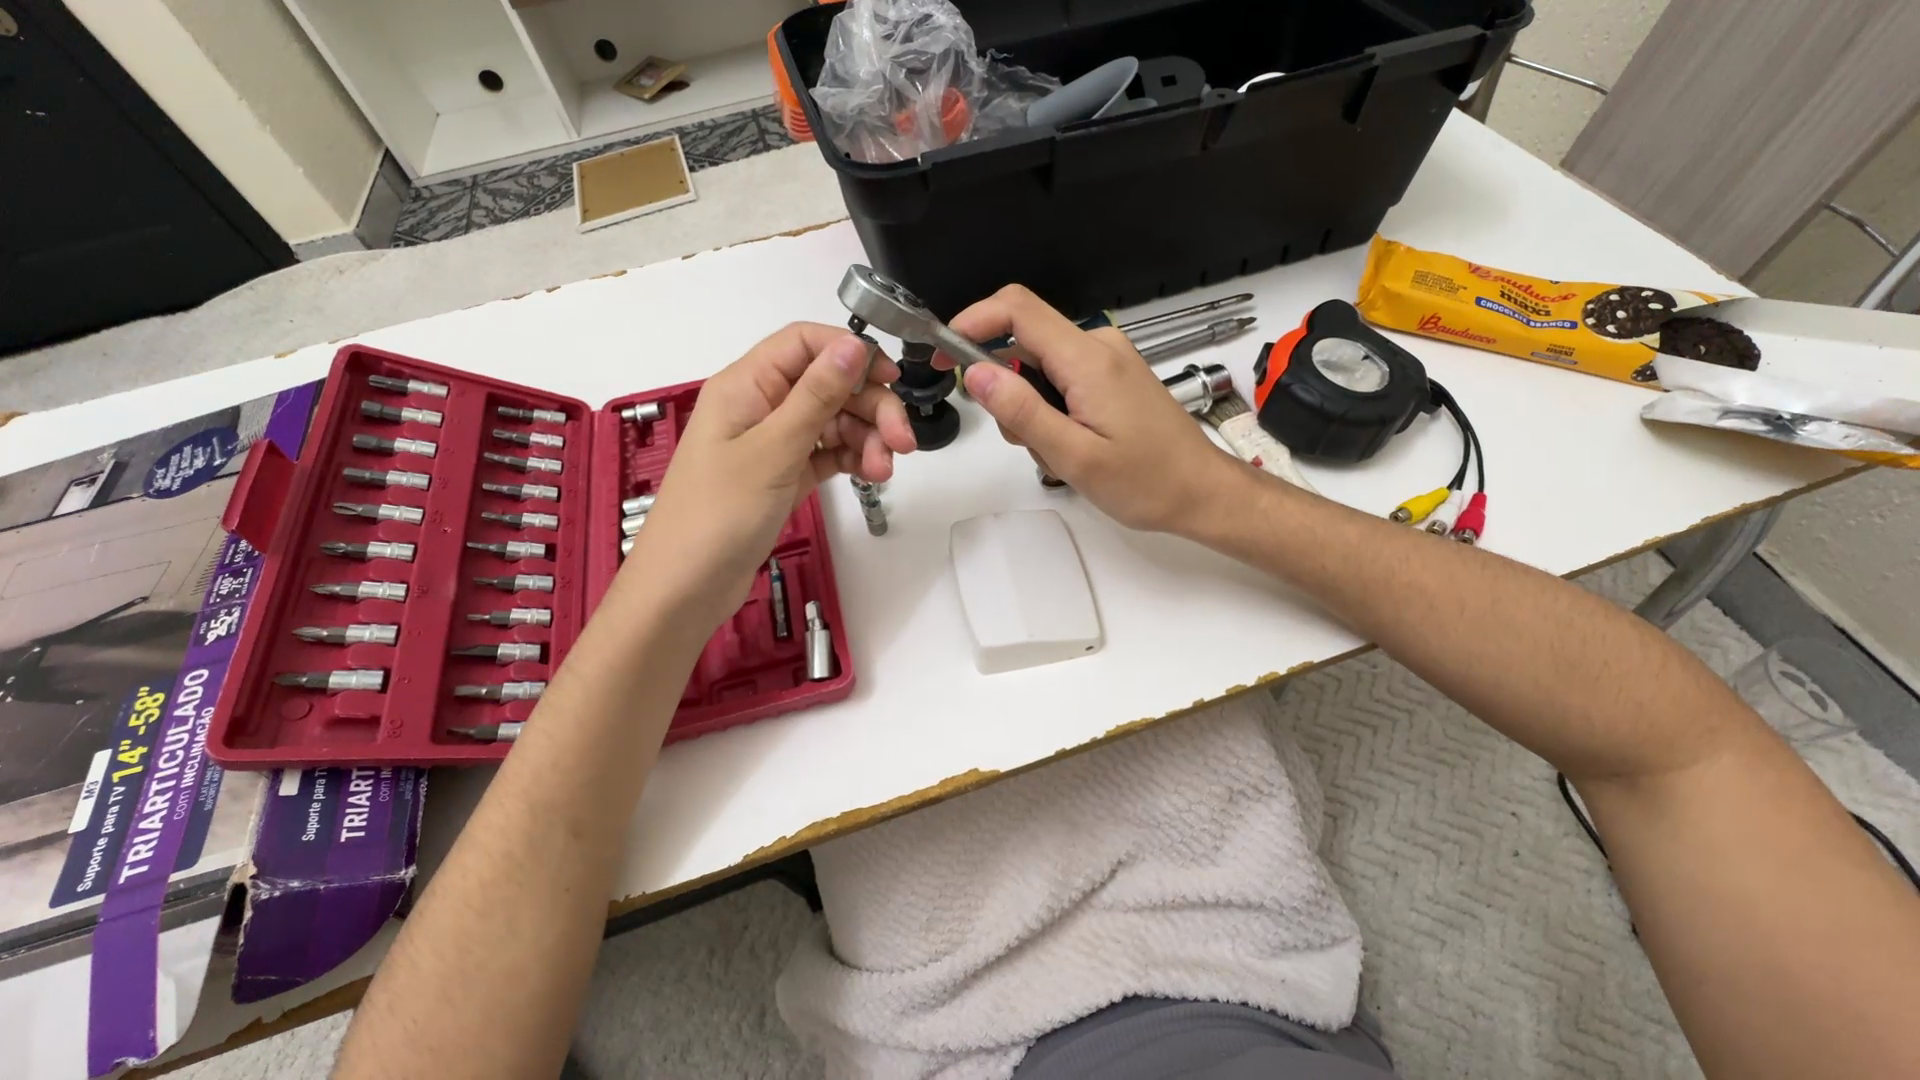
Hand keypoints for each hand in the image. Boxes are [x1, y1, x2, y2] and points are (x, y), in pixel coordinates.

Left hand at [630, 324, 914, 625]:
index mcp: (746, 385)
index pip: (805, 343)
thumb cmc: (719, 514)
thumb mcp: (773, 450)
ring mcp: (773, 443)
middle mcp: (760, 406)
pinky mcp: (783, 475)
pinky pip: (827, 452)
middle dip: (870, 406)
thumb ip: (816, 396)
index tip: (891, 378)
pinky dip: (851, 459)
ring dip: (866, 438)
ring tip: (884, 471)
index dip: (850, 353)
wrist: (685, 588)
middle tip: (903, 442)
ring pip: (833, 421)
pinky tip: (869, 474)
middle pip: (828, 384)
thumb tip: (853, 344)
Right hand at [946, 285, 1243, 533]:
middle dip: (1004, 385)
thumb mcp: (1074, 456)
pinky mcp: (1113, 376)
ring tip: (1056, 451)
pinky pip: (1062, 376)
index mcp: (1088, 360)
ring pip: (1040, 363)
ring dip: (1029, 405)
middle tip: (1023, 437)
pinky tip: (1071, 443)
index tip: (943, 356)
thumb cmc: (1146, 482)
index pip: (1017, 309)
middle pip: (1024, 339)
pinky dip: (1050, 407)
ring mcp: (1108, 360)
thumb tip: (976, 373)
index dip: (971, 322)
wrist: (1201, 492)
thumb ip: (1022, 412)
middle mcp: (1098, 347)